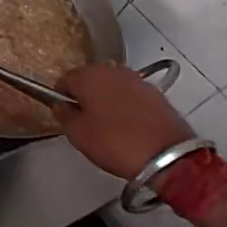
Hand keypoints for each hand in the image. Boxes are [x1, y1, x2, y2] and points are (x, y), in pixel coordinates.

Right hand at [53, 63, 193, 179]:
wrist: (166, 156)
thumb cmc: (114, 143)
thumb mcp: (78, 134)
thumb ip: (64, 115)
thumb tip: (61, 106)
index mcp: (89, 76)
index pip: (64, 79)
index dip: (61, 97)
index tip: (64, 114)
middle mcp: (113, 70)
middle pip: (89, 78)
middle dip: (84, 95)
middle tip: (84, 121)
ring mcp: (136, 80)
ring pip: (111, 85)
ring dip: (105, 98)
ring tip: (106, 124)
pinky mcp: (155, 92)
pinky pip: (130, 94)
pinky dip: (125, 104)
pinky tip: (126, 125)